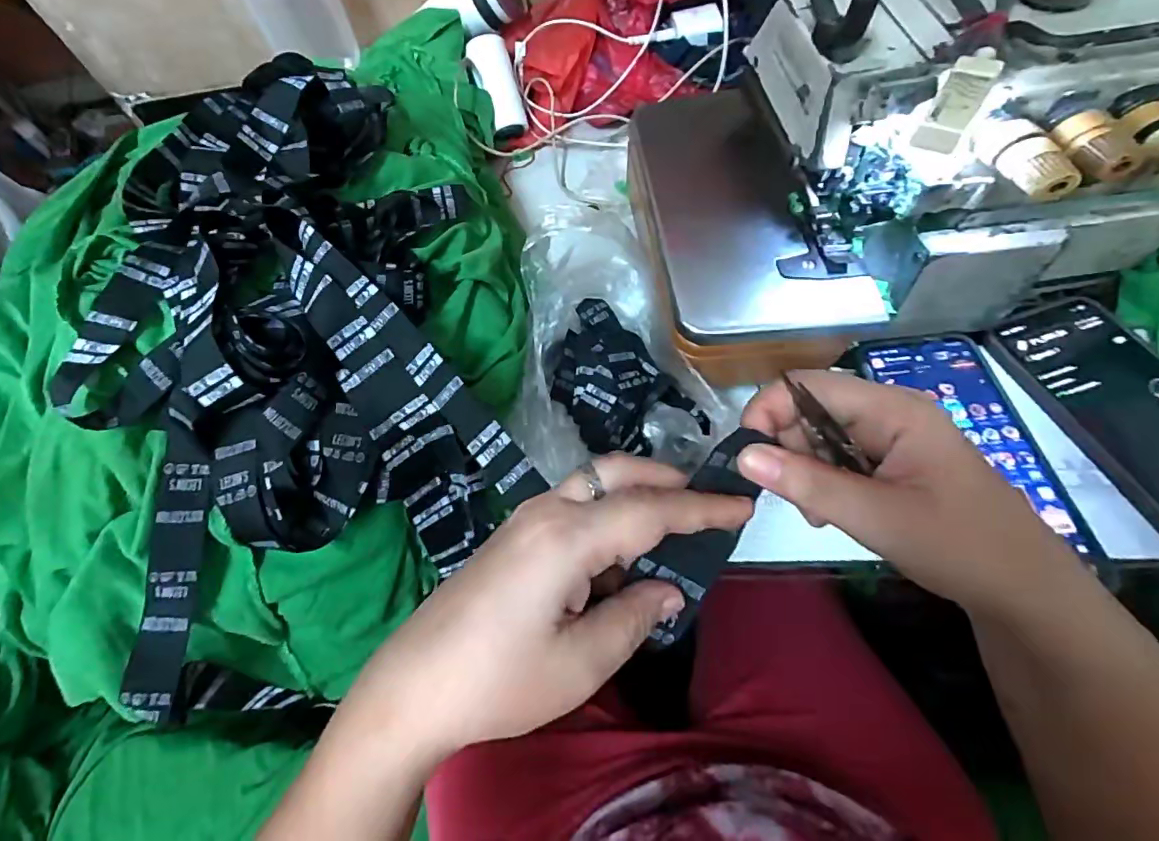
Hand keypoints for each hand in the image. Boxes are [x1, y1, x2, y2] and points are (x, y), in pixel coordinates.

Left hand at [336, 455, 753, 763]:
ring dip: (633, 498)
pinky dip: (605, 519)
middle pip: (614, 474)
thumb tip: (668, 590)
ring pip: (591, 487)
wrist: (415, 684)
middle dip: (664, 479)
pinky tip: (618, 561)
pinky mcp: (512, 536)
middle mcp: (545, 511)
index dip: (700, 507)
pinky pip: (570, 509)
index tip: (743, 504)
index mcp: (566, 536)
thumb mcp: (580, 662)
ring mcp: (523, 520)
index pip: (649, 509)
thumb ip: (634, 617)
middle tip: (707, 500)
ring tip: (671, 534)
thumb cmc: (500, 679)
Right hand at [737, 370, 1094, 620]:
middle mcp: (889, 411)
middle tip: (790, 496)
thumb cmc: (960, 547)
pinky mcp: (891, 460)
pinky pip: (837, 455)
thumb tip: (741, 455)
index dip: (769, 408)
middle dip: (787, 447)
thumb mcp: (877, 517)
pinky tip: (828, 511)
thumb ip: (807, 483)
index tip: (747, 453)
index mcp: (893, 409)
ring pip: (819, 434)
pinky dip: (822, 480)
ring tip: (814, 512)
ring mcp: (891, 435)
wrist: (1027, 594)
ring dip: (803, 468)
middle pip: (810, 408)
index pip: (807, 384)